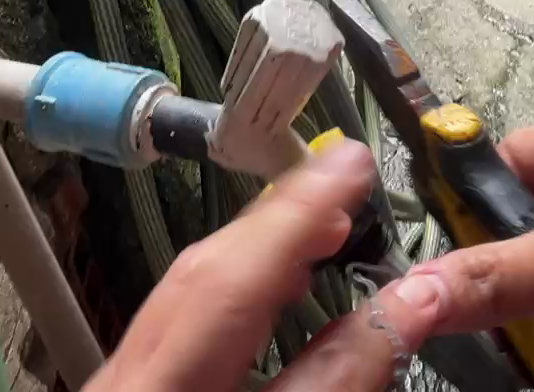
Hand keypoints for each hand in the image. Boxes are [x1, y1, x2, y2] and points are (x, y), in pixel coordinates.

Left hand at [86, 138, 437, 391]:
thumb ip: (345, 378)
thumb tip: (409, 305)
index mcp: (169, 386)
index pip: (236, 291)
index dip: (303, 221)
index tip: (356, 164)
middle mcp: (134, 380)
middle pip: (203, 280)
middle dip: (281, 220)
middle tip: (350, 179)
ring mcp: (124, 383)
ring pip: (190, 291)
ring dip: (263, 246)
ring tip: (326, 218)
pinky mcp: (132, 387)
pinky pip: (185, 317)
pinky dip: (238, 284)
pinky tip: (276, 280)